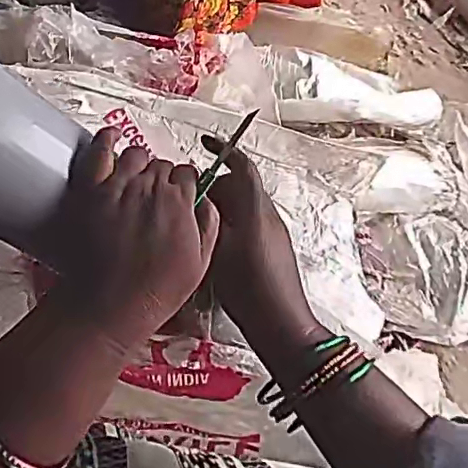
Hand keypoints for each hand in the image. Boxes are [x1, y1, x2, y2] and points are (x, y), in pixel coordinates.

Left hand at [58, 127, 220, 356]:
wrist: (113, 302)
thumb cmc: (155, 289)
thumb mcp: (200, 262)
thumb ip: (208, 225)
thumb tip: (207, 203)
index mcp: (179, 202)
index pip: (186, 174)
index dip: (183, 184)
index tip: (179, 192)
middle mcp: (150, 187)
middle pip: (160, 164)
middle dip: (161, 176)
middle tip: (155, 195)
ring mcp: (119, 186)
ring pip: (135, 155)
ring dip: (138, 161)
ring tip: (136, 177)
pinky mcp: (92, 190)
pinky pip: (99, 152)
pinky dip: (106, 139)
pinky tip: (112, 136)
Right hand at [201, 137, 323, 365]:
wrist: (280, 325)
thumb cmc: (246, 285)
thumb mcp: (216, 247)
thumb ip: (207, 216)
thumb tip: (198, 195)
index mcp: (254, 207)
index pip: (241, 166)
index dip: (223, 150)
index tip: (204, 143)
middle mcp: (266, 214)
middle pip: (238, 185)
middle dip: (212, 185)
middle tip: (186, 196)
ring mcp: (272, 232)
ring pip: (242, 205)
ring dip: (219, 206)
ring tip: (193, 221)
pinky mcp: (273, 248)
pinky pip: (247, 222)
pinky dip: (228, 222)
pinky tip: (210, 242)